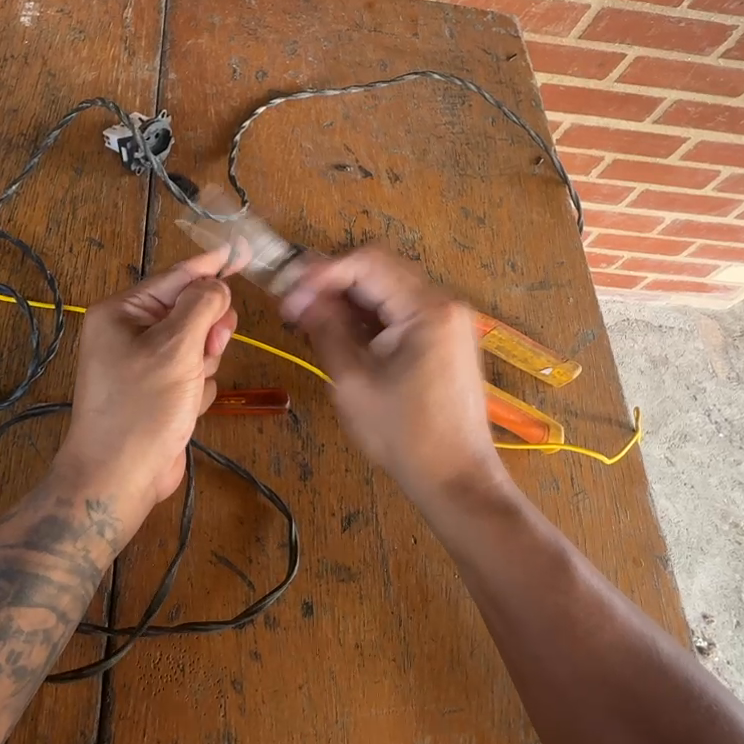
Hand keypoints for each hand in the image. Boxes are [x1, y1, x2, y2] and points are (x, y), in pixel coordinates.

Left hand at [58, 247, 237, 513]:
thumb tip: (215, 285)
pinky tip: (186, 409)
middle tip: (212, 345)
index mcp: (121, 313)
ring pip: (198, 345)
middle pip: (190, 311)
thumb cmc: (142, 407)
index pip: (175, 278)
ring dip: (204, 364)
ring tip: (190, 387)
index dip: (211, 265)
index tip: (242, 249)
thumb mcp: (175, 349)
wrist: (119, 477)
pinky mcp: (159, 392)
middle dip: (207, 330)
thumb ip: (201, 307)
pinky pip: (194, 374)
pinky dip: (198, 389)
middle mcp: (129, 334)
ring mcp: (144, 365)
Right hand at [278, 246, 502, 505]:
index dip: (321, 274)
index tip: (287, 296)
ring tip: (310, 321)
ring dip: (348, 300)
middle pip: (379, 271)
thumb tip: (298, 296)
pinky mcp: (444, 340)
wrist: (455, 479)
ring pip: (387, 291)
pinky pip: (400, 312)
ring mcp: (448, 322)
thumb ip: (326, 328)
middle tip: (293, 306)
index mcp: (427, 308)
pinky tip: (340, 334)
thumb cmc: (402, 433)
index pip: (366, 264)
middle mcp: (444, 304)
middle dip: (332, 284)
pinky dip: (368, 317)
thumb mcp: (352, 380)